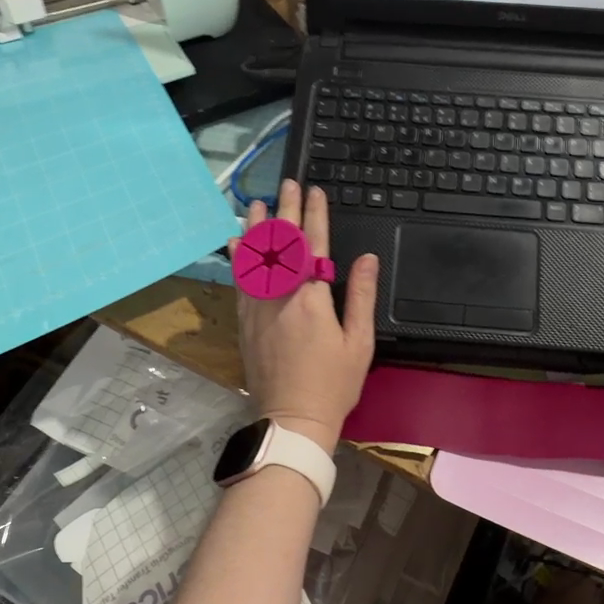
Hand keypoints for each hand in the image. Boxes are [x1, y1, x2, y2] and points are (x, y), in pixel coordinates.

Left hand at [231, 180, 378, 452]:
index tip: (315, 190)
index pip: (314, 245)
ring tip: (259, 202)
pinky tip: (237, 241)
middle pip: (282, 243)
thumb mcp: (359, 342)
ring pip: (255, 256)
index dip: (315, 214)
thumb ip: (360, 296)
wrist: (292, 420)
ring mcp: (258, 307)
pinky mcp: (245, 321)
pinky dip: (239, 257)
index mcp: (312, 298)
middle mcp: (281, 295)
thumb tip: (366, 257)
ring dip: (258, 226)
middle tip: (288, 183)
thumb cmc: (333, 384)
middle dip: (286, 209)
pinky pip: (239, 280)